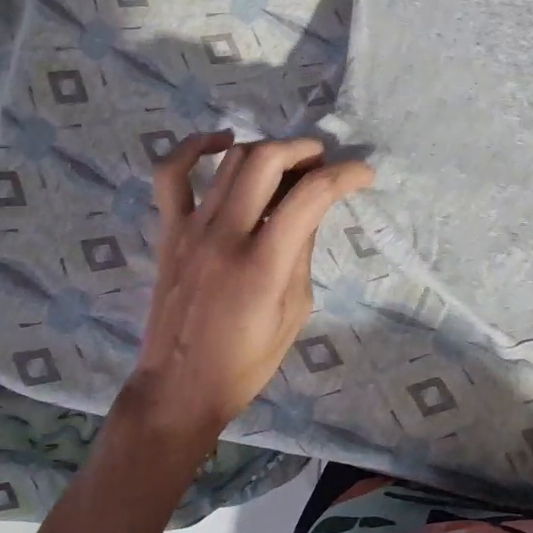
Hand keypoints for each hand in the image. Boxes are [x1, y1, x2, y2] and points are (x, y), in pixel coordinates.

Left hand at [123, 132, 373, 435]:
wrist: (178, 389)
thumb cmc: (247, 362)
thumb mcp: (295, 311)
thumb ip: (301, 252)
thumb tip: (310, 210)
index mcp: (263, 264)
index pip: (311, 195)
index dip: (346, 174)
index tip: (364, 174)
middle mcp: (224, 235)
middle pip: (267, 160)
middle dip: (304, 150)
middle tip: (323, 163)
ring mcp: (190, 229)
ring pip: (230, 160)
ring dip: (267, 150)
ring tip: (287, 164)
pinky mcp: (168, 232)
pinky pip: (171, 175)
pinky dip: (196, 147)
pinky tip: (222, 142)